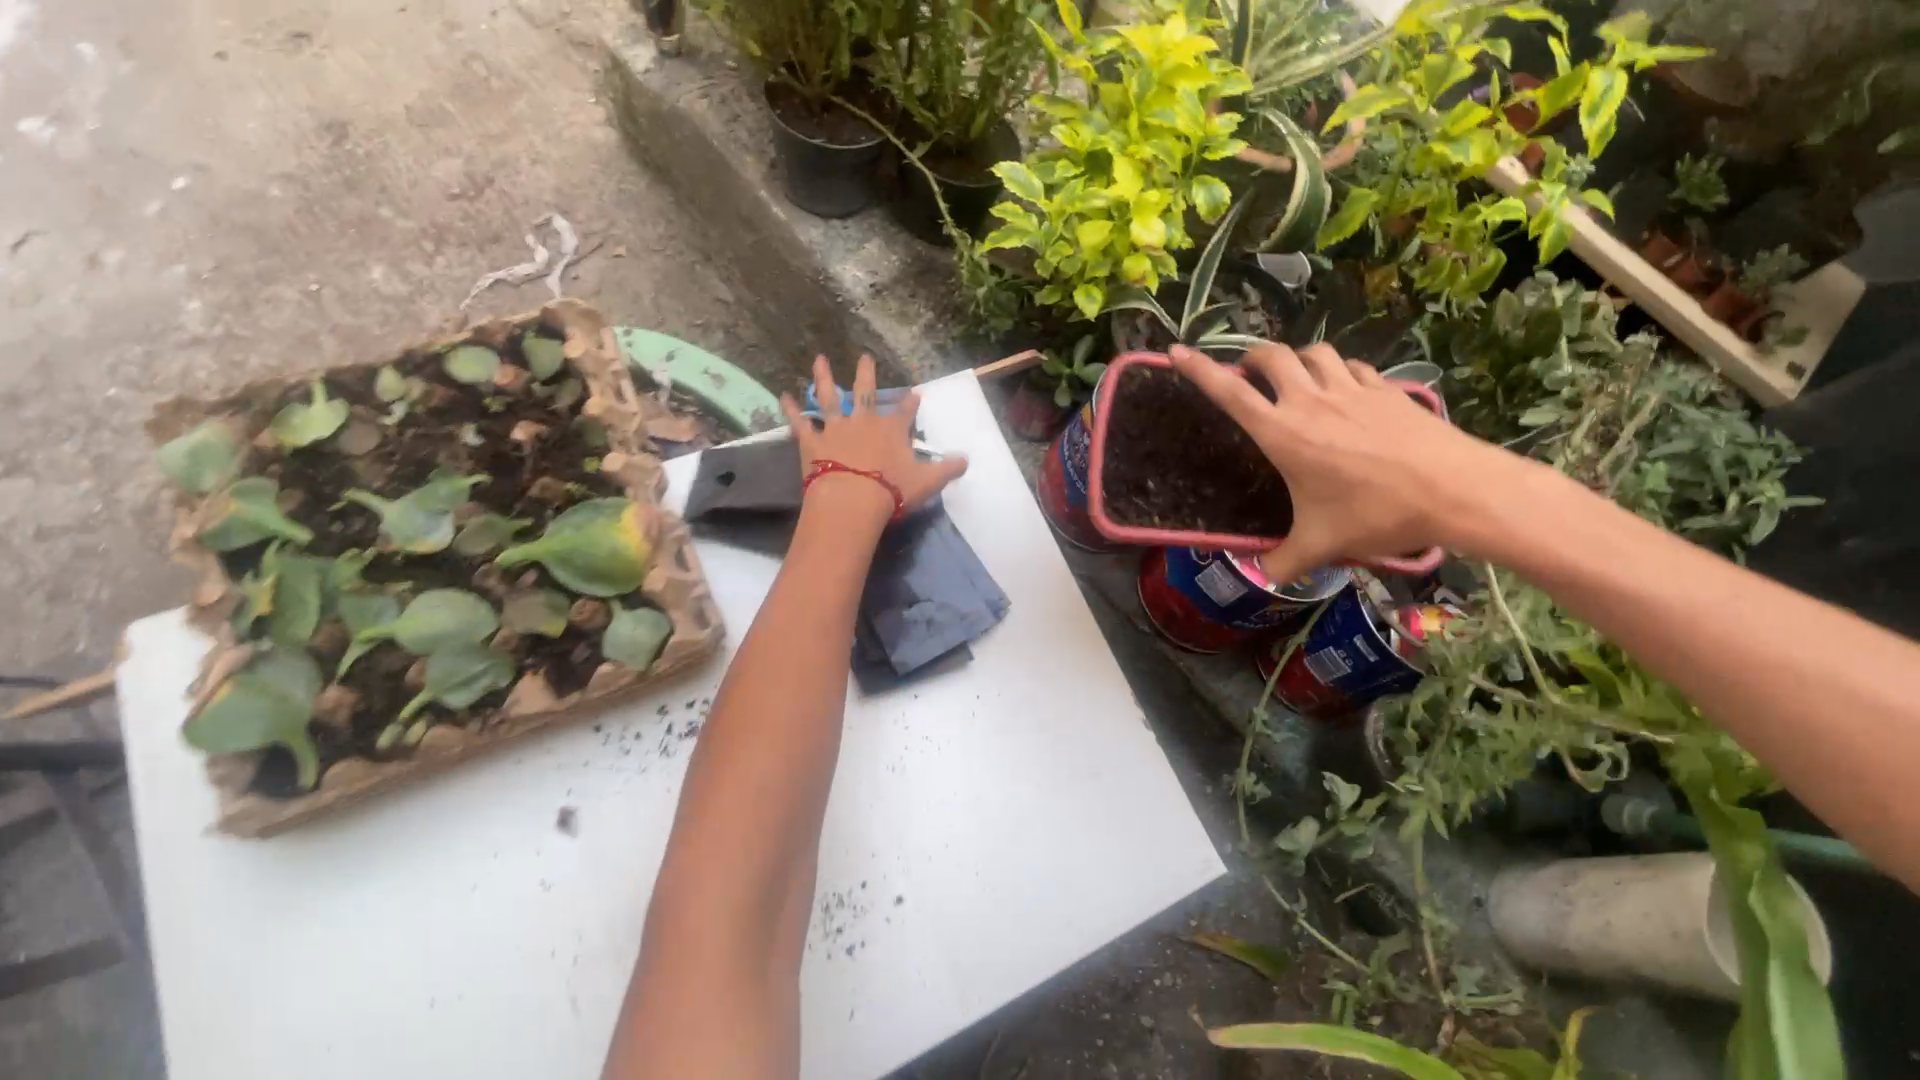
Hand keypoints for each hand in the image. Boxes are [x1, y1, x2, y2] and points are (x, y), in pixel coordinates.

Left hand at [780, 355, 969, 523]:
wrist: (853, 500)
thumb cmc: (892, 491)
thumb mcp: (928, 482)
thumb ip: (947, 469)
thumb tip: (967, 460)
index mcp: (892, 430)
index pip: (905, 412)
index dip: (910, 403)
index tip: (914, 393)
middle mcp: (864, 421)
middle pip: (865, 392)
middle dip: (866, 373)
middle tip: (865, 357)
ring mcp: (836, 429)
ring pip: (829, 398)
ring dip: (824, 378)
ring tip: (819, 360)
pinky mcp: (812, 442)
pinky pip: (800, 423)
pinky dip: (791, 410)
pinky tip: (783, 396)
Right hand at [1168, 342, 1527, 581]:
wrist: (1454, 489)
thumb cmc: (1376, 514)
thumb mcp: (1322, 544)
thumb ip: (1285, 561)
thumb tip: (1262, 578)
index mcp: (1282, 433)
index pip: (1229, 392)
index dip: (1198, 370)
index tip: (1176, 352)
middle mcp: (1310, 400)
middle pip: (1270, 356)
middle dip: (1252, 358)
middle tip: (1248, 377)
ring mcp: (1351, 389)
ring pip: (1314, 352)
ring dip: (1296, 359)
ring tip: (1294, 379)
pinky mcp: (1385, 389)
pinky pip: (1352, 366)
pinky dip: (1338, 370)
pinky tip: (1344, 390)